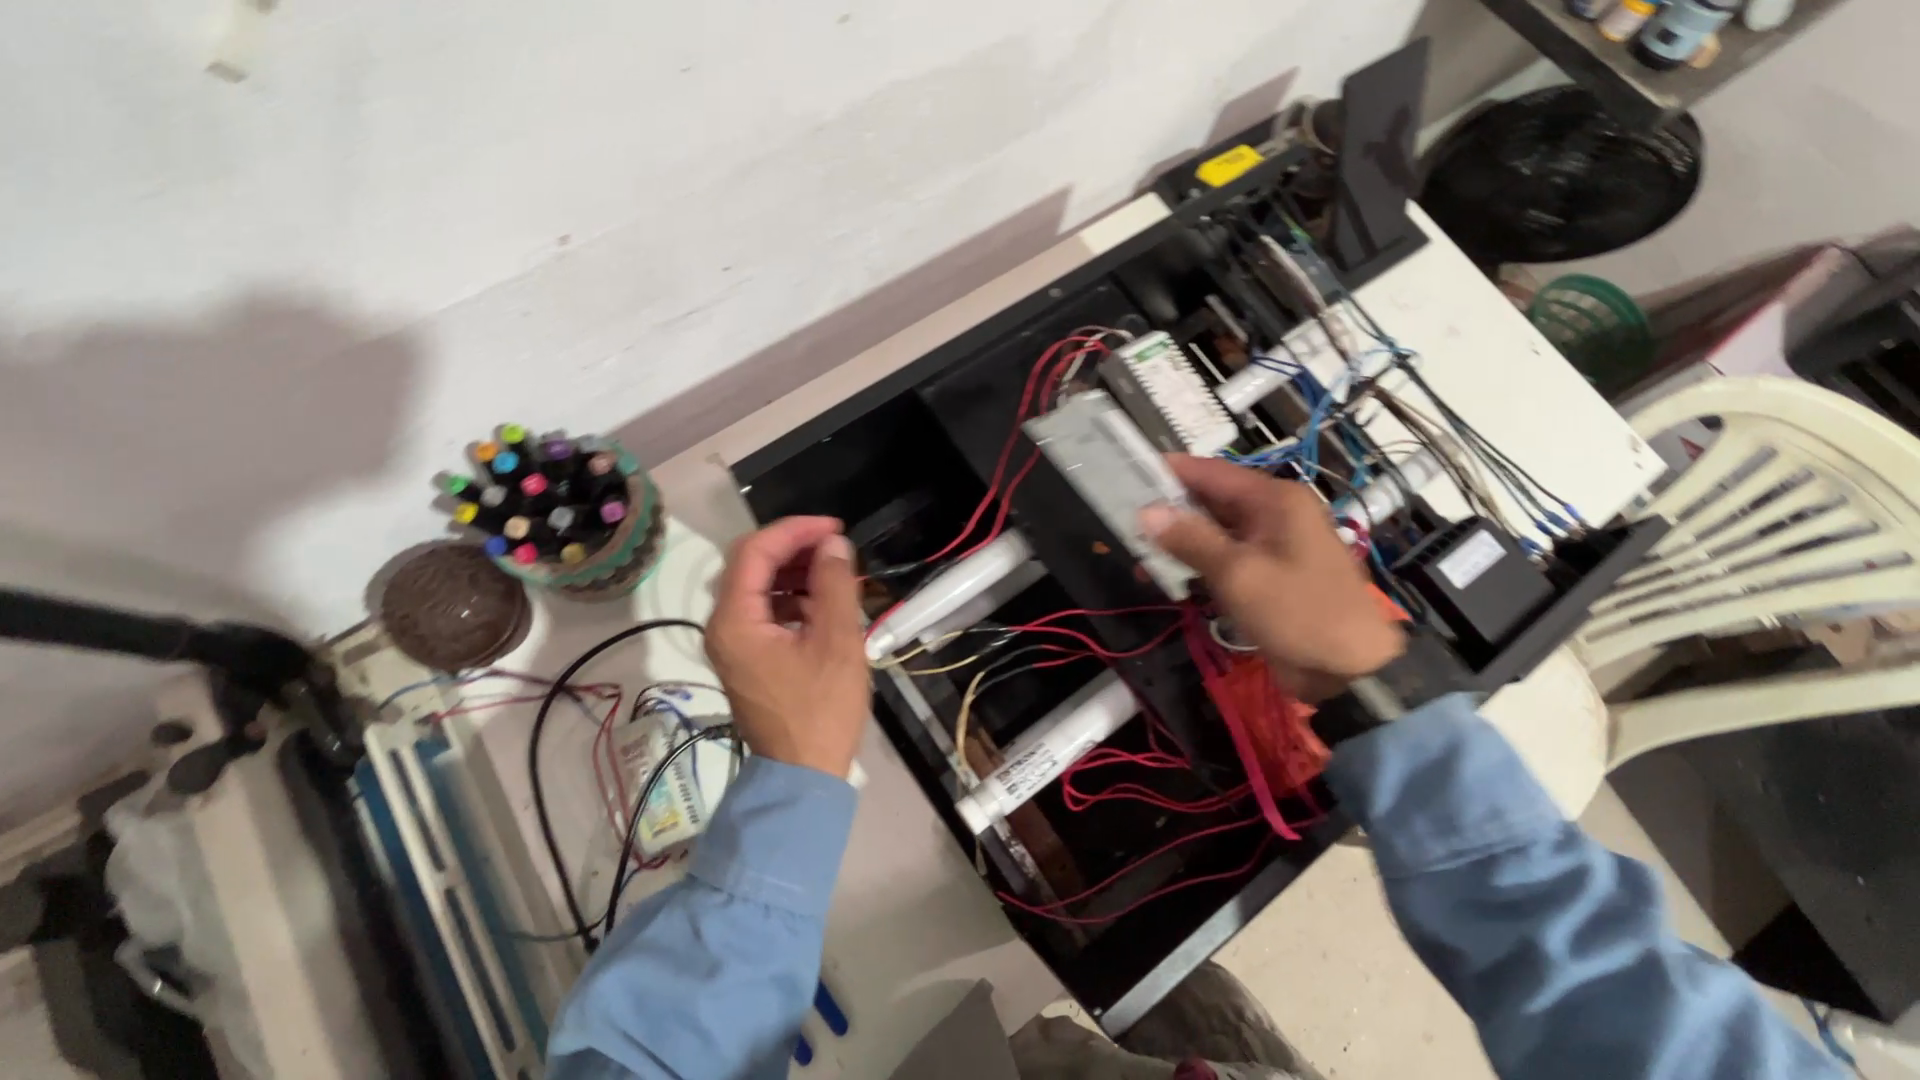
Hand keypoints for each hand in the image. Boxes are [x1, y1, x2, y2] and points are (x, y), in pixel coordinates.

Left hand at [706, 516, 870, 777]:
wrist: (803, 776)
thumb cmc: (821, 711)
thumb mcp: (837, 644)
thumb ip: (834, 586)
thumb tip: (833, 546)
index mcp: (735, 622)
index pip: (754, 552)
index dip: (795, 531)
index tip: (835, 528)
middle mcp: (722, 627)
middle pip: (750, 566)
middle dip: (794, 550)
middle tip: (837, 548)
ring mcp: (732, 645)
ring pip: (757, 589)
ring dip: (795, 574)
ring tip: (837, 574)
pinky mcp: (746, 659)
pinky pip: (763, 613)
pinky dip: (792, 600)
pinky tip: (825, 605)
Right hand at [1141, 455, 1404, 699]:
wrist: (1350, 668)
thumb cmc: (1297, 612)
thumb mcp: (1238, 574)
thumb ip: (1191, 539)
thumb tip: (1147, 512)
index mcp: (1275, 500)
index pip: (1212, 472)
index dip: (1170, 471)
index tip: (1127, 472)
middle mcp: (1274, 514)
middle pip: (1212, 500)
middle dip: (1170, 510)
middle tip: (1123, 518)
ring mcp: (1273, 544)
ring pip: (1215, 531)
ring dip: (1180, 540)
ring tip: (1137, 552)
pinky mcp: (1269, 574)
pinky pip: (1226, 557)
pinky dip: (1198, 563)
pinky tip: (1168, 576)